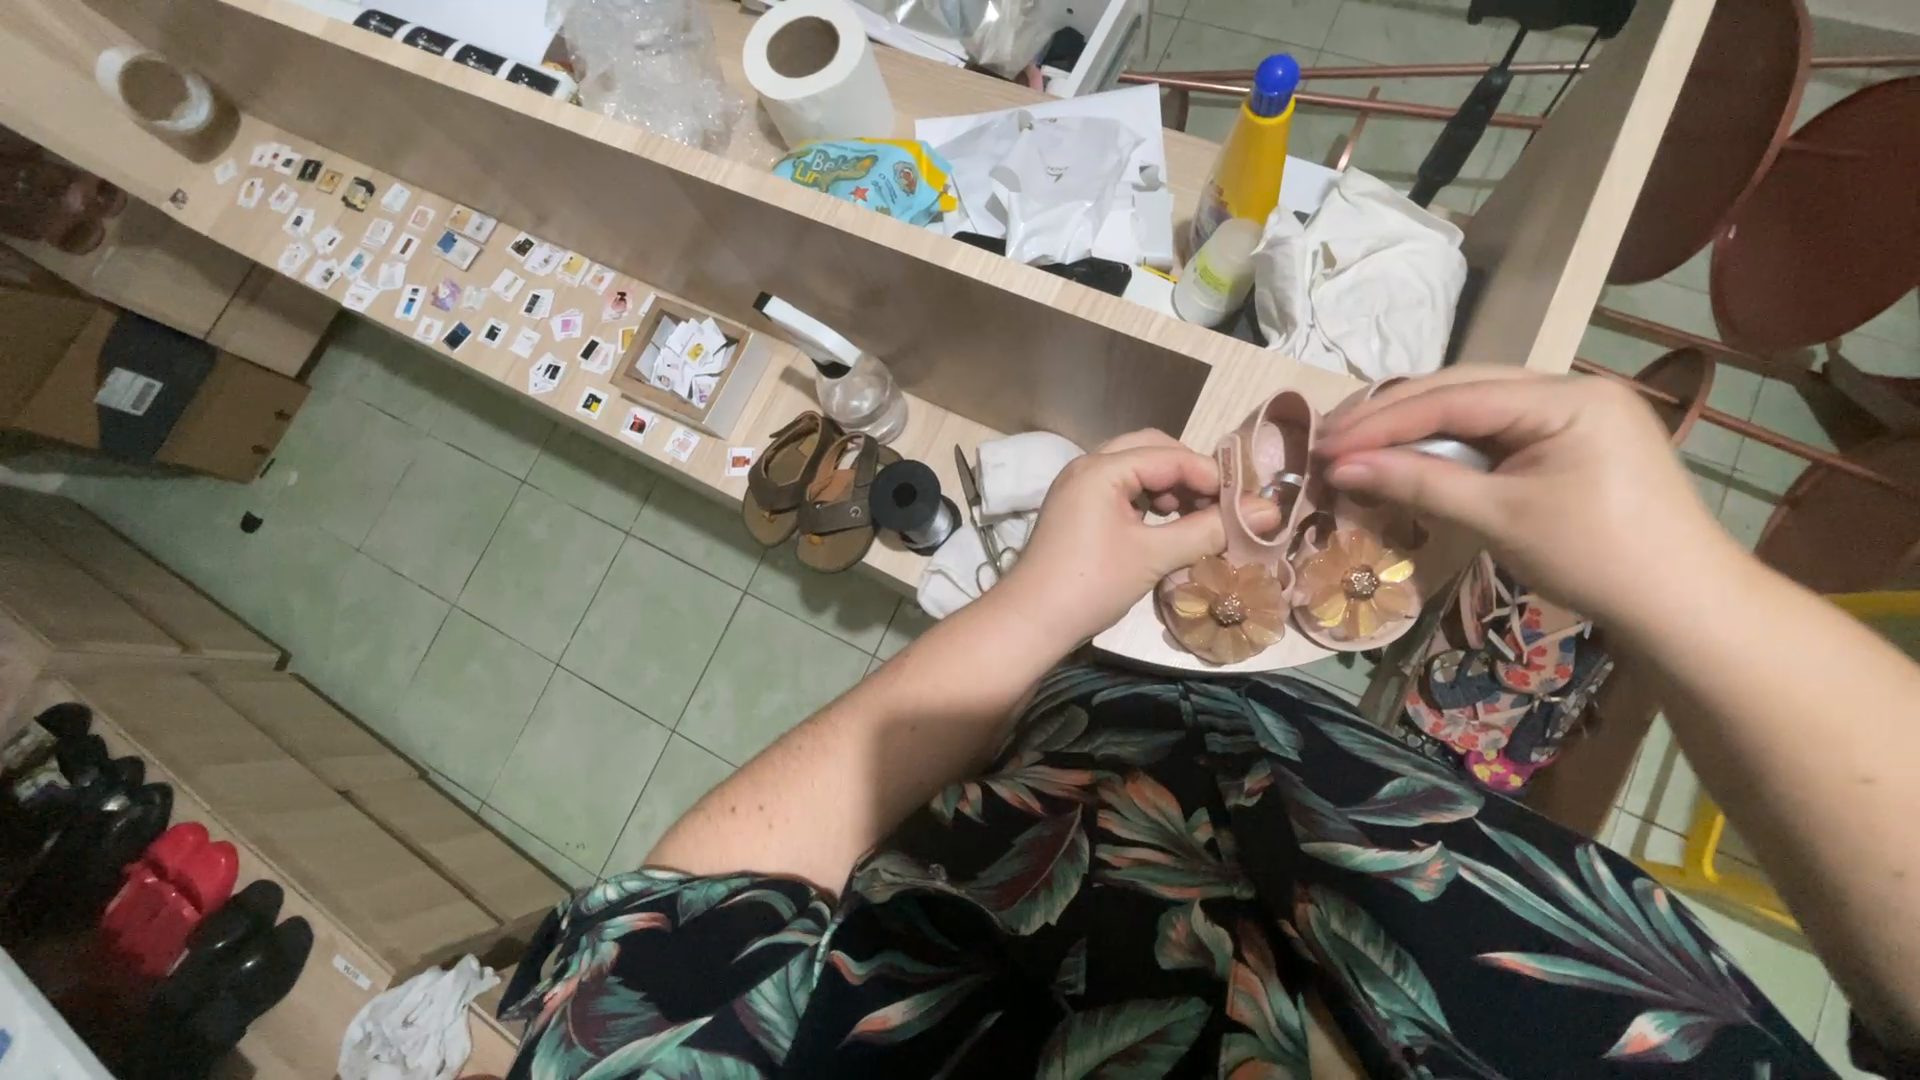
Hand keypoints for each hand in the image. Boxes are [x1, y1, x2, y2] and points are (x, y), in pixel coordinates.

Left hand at [994, 430, 1271, 646]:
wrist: (1030, 621)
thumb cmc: (1090, 584)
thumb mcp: (1154, 556)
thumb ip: (1209, 530)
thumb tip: (1269, 514)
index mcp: (1101, 469)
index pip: (1170, 455)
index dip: (1211, 475)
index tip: (1245, 502)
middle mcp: (1087, 467)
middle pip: (1151, 450)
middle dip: (1189, 474)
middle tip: (1218, 504)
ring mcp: (1078, 487)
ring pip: (1135, 469)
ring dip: (1169, 487)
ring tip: (1195, 518)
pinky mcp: (1076, 509)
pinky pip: (1121, 490)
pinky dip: (1148, 502)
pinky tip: (1166, 526)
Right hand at [1313, 367, 1735, 625]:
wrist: (1683, 604)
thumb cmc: (1595, 557)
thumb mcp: (1498, 517)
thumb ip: (1418, 482)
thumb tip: (1338, 468)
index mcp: (1566, 398)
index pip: (1452, 398)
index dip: (1381, 421)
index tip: (1324, 444)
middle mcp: (1569, 389)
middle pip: (1458, 389)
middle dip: (1389, 415)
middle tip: (1329, 440)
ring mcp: (1569, 413)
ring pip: (1469, 408)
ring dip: (1410, 428)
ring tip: (1354, 447)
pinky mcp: (1564, 441)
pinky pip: (1488, 431)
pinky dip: (1441, 446)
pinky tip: (1405, 457)